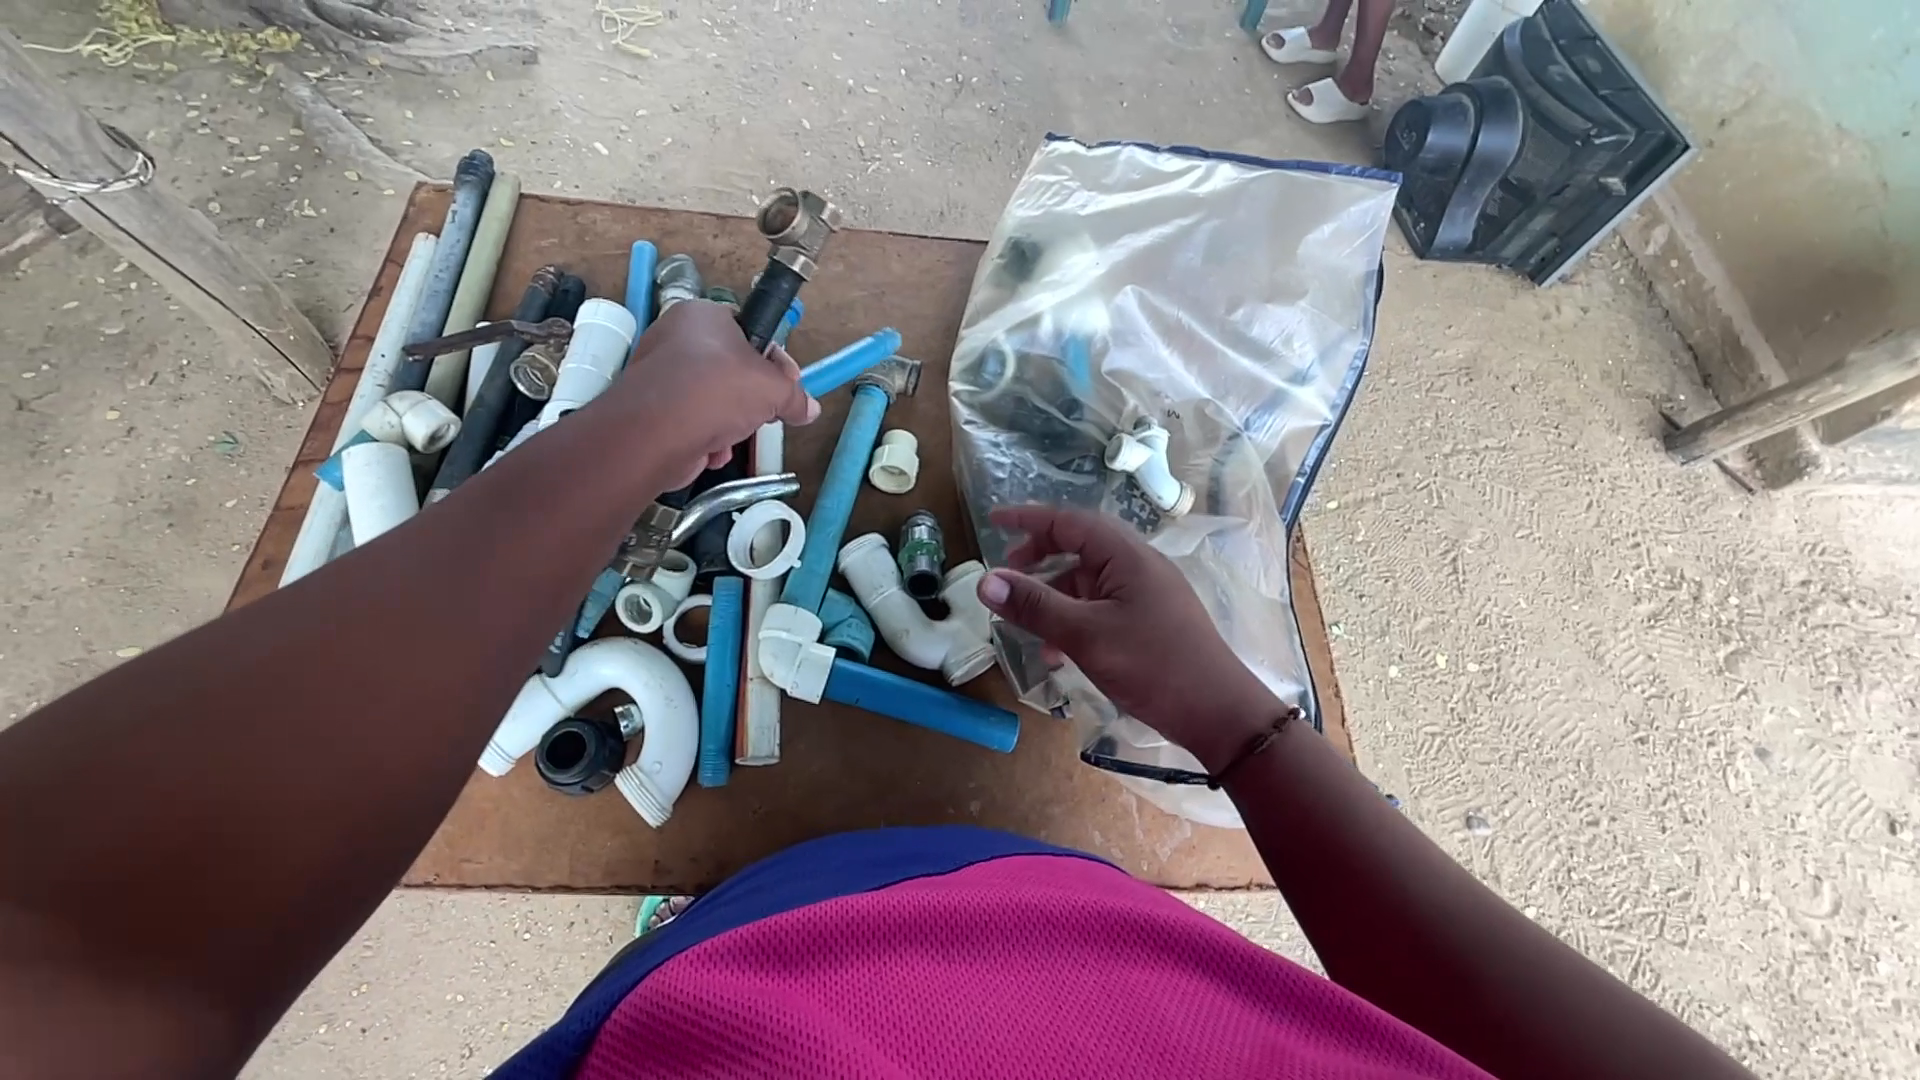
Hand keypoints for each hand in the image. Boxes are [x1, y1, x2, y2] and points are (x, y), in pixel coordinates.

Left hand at [607, 300, 819, 487]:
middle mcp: (675, 337)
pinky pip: (692, 421)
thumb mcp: (774, 389)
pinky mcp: (651, 410)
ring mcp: (659, 374)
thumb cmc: (718, 391)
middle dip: (752, 399)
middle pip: (732, 370)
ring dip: (731, 424)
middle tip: (766, 414)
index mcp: (703, 316)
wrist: (656, 432)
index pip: (751, 333)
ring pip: (714, 400)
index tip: (789, 386)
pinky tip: (712, 449)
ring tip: (735, 435)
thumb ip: (795, 397)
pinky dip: (706, 438)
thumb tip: (809, 409)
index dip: (776, 362)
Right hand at [976, 505, 1284, 770]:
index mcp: (1126, 555)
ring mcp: (1147, 592)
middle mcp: (1138, 565)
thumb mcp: (1085, 636)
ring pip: (1088, 581)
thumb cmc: (1152, 666)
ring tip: (1027, 626)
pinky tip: (1060, 653)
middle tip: (1007, 577)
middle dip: (1039, 558)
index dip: (1028, 519)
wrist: (1219, 714)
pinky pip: (1102, 606)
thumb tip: (986, 581)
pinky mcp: (1151, 619)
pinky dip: (1075, 620)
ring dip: (1054, 597)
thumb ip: (1035, 606)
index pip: (1069, 521)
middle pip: (1079, 546)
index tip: (993, 522)